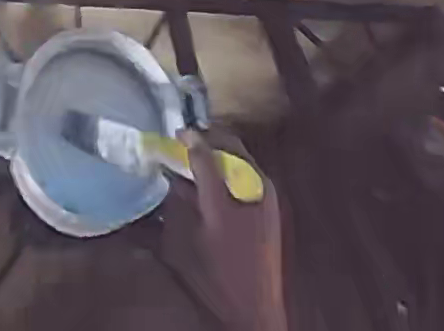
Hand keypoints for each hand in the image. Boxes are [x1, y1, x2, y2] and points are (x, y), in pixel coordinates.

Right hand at [182, 129, 286, 330]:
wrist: (256, 312)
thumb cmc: (218, 276)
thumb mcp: (188, 239)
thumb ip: (179, 201)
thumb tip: (172, 175)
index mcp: (232, 192)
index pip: (208, 151)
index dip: (190, 138)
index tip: (177, 132)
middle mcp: (255, 185)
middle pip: (231, 145)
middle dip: (208, 137)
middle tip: (187, 138)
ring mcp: (267, 194)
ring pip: (240, 156)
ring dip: (219, 150)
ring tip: (199, 154)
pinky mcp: (271, 205)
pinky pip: (247, 171)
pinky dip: (229, 166)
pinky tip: (215, 177)